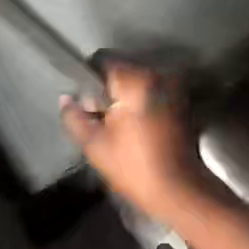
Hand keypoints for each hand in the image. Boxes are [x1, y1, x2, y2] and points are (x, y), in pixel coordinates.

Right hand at [60, 62, 208, 217]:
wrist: (177, 186)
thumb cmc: (133, 166)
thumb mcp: (95, 144)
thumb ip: (75, 117)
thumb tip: (66, 98)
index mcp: (137, 81)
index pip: (106, 62)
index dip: (89, 78)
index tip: (83, 97)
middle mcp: (160, 77)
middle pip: (124, 71)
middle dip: (109, 90)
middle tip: (99, 117)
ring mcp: (175, 88)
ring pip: (139, 83)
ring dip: (126, 97)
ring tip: (118, 126)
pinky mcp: (183, 102)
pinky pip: (154, 94)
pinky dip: (143, 104)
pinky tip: (136, 129)